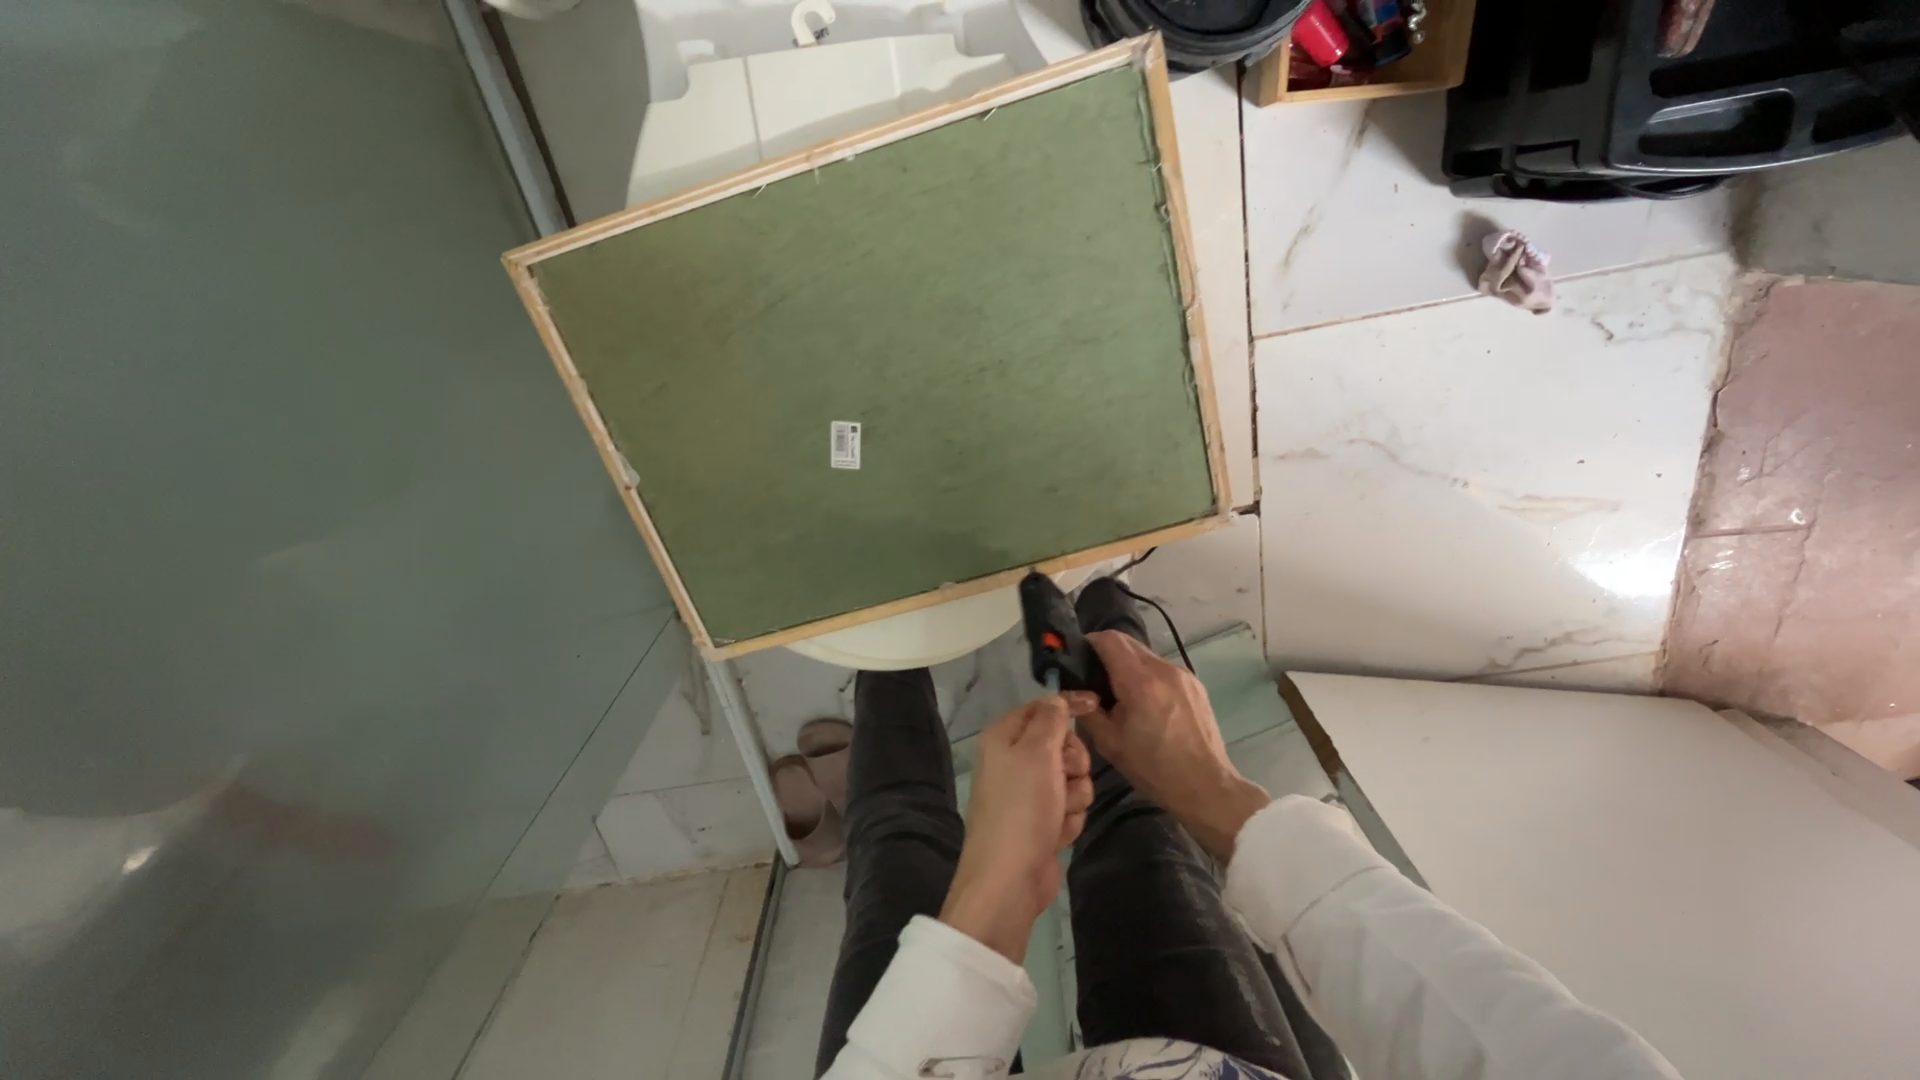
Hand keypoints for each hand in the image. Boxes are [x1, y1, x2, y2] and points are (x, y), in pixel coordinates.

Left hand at [940, 692, 1097, 962]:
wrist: (1010, 878)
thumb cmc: (1021, 808)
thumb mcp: (1037, 752)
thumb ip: (1051, 719)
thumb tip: (1056, 699)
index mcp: (1004, 737)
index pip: (1042, 707)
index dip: (1068, 706)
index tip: (1095, 705)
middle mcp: (1013, 760)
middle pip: (1063, 743)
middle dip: (1073, 762)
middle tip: (1063, 776)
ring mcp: (1027, 794)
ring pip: (1072, 778)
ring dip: (1073, 795)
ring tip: (1057, 813)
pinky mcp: (1041, 821)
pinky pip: (1070, 807)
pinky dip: (1068, 819)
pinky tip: (1056, 833)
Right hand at [1079, 631, 1270, 861]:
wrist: (1206, 786)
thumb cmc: (1154, 769)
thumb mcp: (1109, 743)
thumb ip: (1088, 709)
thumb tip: (1078, 690)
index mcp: (1140, 682)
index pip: (1109, 639)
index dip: (1089, 644)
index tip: (1080, 662)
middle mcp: (1164, 669)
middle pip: (1128, 642)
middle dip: (1108, 655)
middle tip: (1096, 682)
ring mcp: (1183, 674)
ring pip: (1146, 655)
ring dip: (1129, 666)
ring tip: (1123, 697)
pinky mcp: (1195, 684)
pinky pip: (1163, 669)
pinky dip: (1149, 677)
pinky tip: (1148, 705)